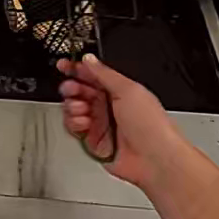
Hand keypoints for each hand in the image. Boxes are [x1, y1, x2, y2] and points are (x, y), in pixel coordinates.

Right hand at [57, 55, 193, 190]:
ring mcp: (100, 122)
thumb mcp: (128, 89)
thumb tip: (89, 59)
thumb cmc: (151, 124)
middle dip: (72, 88)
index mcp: (118, 90)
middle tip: (70, 89)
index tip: (64, 66)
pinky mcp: (92, 139)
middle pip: (79, 90)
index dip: (77, 69)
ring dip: (73, 106)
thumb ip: (104, 73)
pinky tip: (83, 123)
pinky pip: (73, 127)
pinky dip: (74, 123)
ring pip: (73, 108)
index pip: (92, 75)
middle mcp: (108, 105)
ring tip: (81, 108)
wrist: (153, 158)